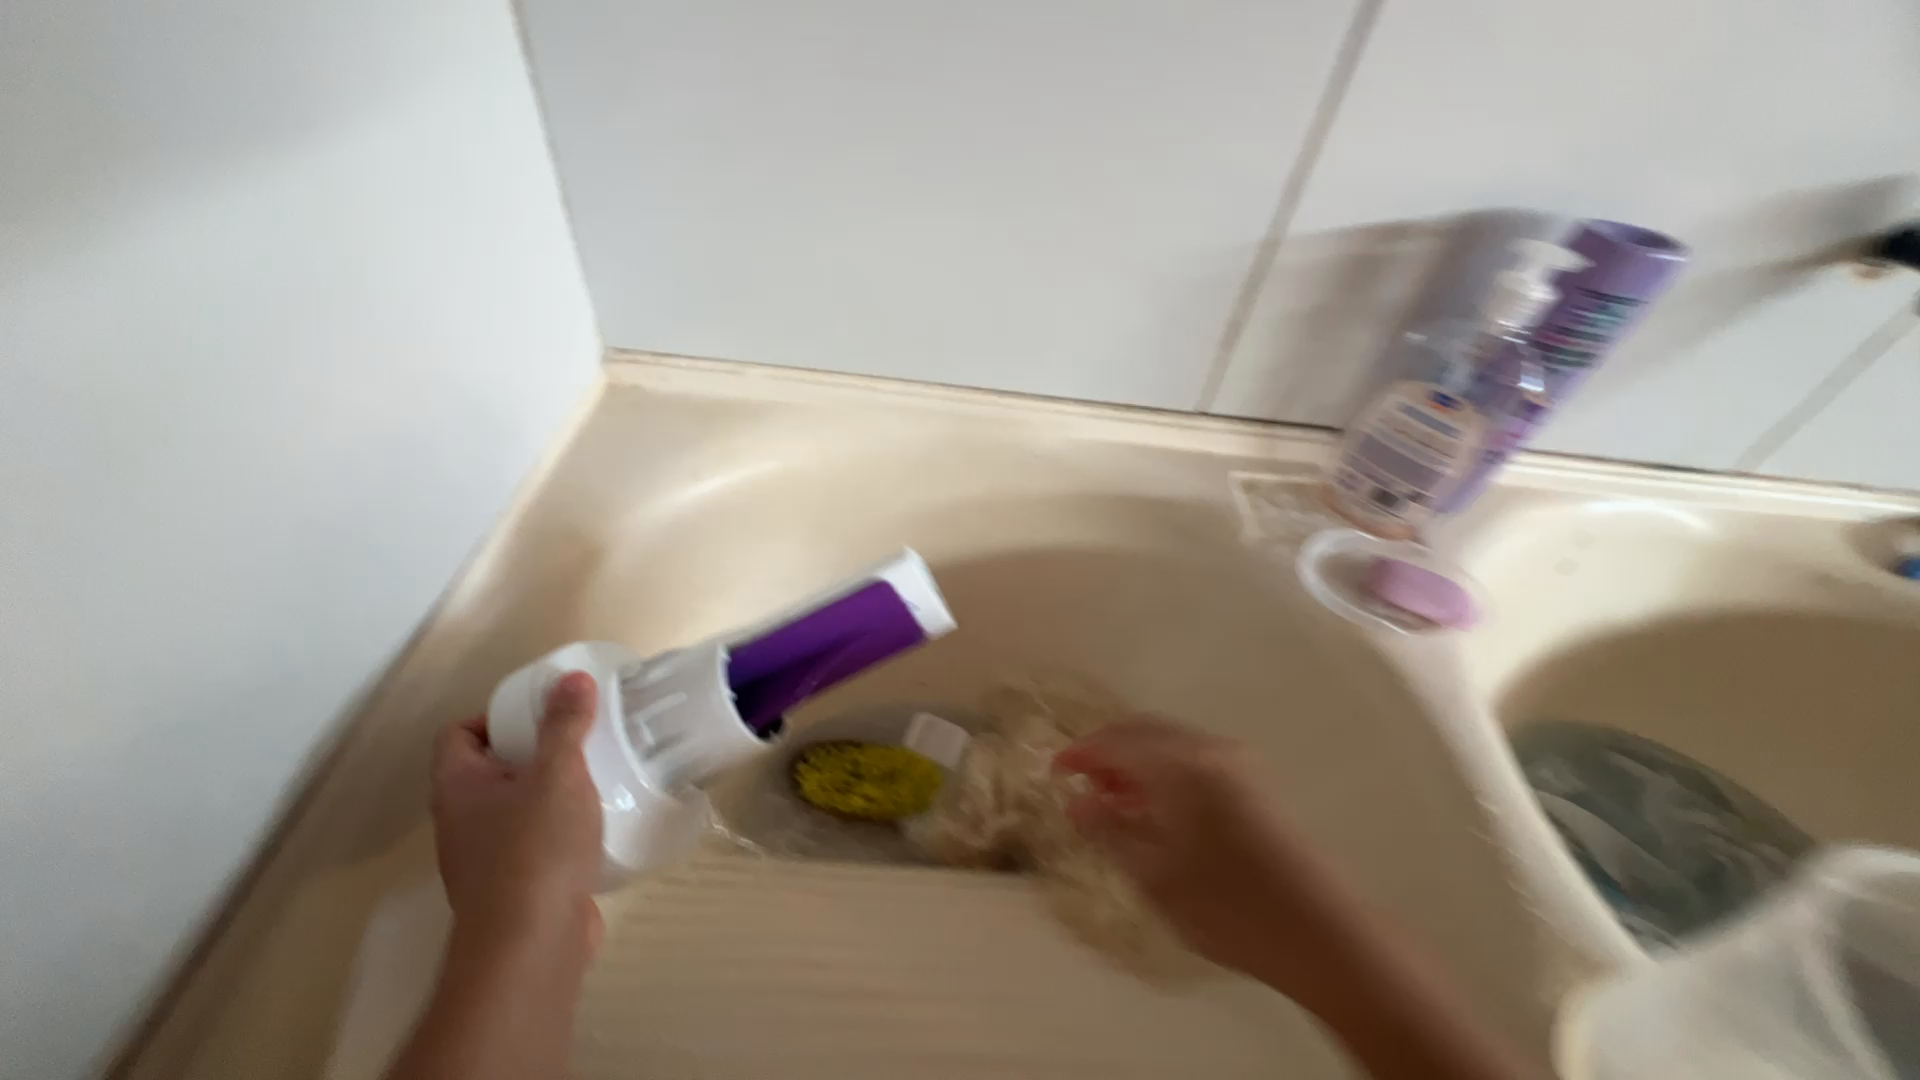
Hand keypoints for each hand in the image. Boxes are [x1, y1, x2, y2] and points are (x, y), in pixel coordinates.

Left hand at [431, 672, 605, 955]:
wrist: (532, 944)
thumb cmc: (536, 849)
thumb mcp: (557, 774)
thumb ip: (565, 725)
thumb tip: (572, 678)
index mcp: (458, 788)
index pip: (457, 734)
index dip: (494, 716)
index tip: (542, 714)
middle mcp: (462, 822)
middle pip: (491, 770)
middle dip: (535, 750)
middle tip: (580, 739)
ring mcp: (486, 859)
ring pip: (516, 807)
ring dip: (551, 791)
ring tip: (597, 776)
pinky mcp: (517, 886)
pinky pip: (536, 841)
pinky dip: (562, 828)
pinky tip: (598, 823)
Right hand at [1051, 718, 1345, 986]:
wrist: (1321, 932)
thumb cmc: (1228, 907)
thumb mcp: (1154, 874)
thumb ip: (1109, 830)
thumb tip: (1076, 801)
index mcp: (1179, 765)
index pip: (1116, 741)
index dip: (1080, 752)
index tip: (1054, 772)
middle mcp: (1207, 750)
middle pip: (1143, 732)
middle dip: (1107, 752)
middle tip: (1081, 787)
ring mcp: (1235, 762)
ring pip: (1169, 744)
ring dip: (1135, 762)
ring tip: (1113, 804)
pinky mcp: (1252, 782)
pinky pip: (1192, 759)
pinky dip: (1163, 772)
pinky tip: (1154, 810)